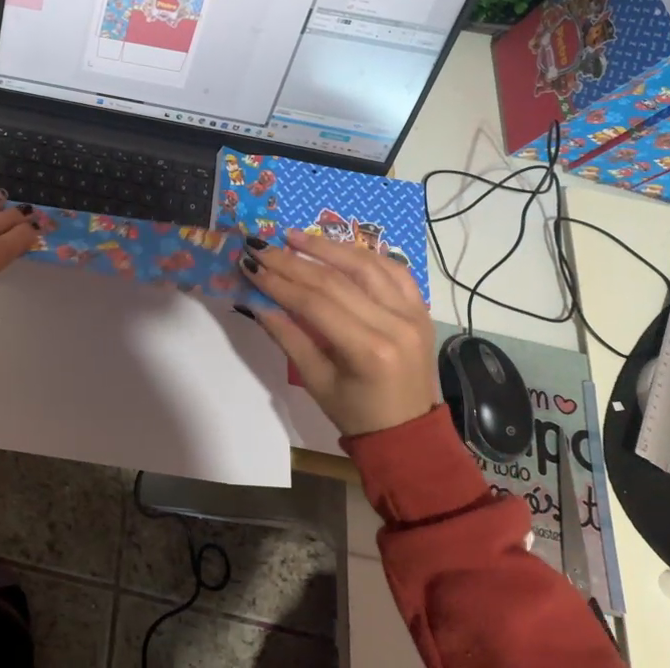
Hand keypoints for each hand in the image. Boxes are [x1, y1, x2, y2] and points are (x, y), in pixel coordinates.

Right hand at [239, 228, 438, 437]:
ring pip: (365, 265)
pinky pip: (394, 270)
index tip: (248, 264)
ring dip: (326, 247)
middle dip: (291, 261)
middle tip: (259, 245)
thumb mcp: (315, 380)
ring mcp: (413, 314)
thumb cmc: (357, 413)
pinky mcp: (421, 309)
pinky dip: (363, 255)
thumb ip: (287, 335)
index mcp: (368, 350)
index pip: (315, 302)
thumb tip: (255, 299)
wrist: (411, 433)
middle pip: (335, 280)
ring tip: (293, 236)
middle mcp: (395, 324)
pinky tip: (337, 248)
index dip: (278, 281)